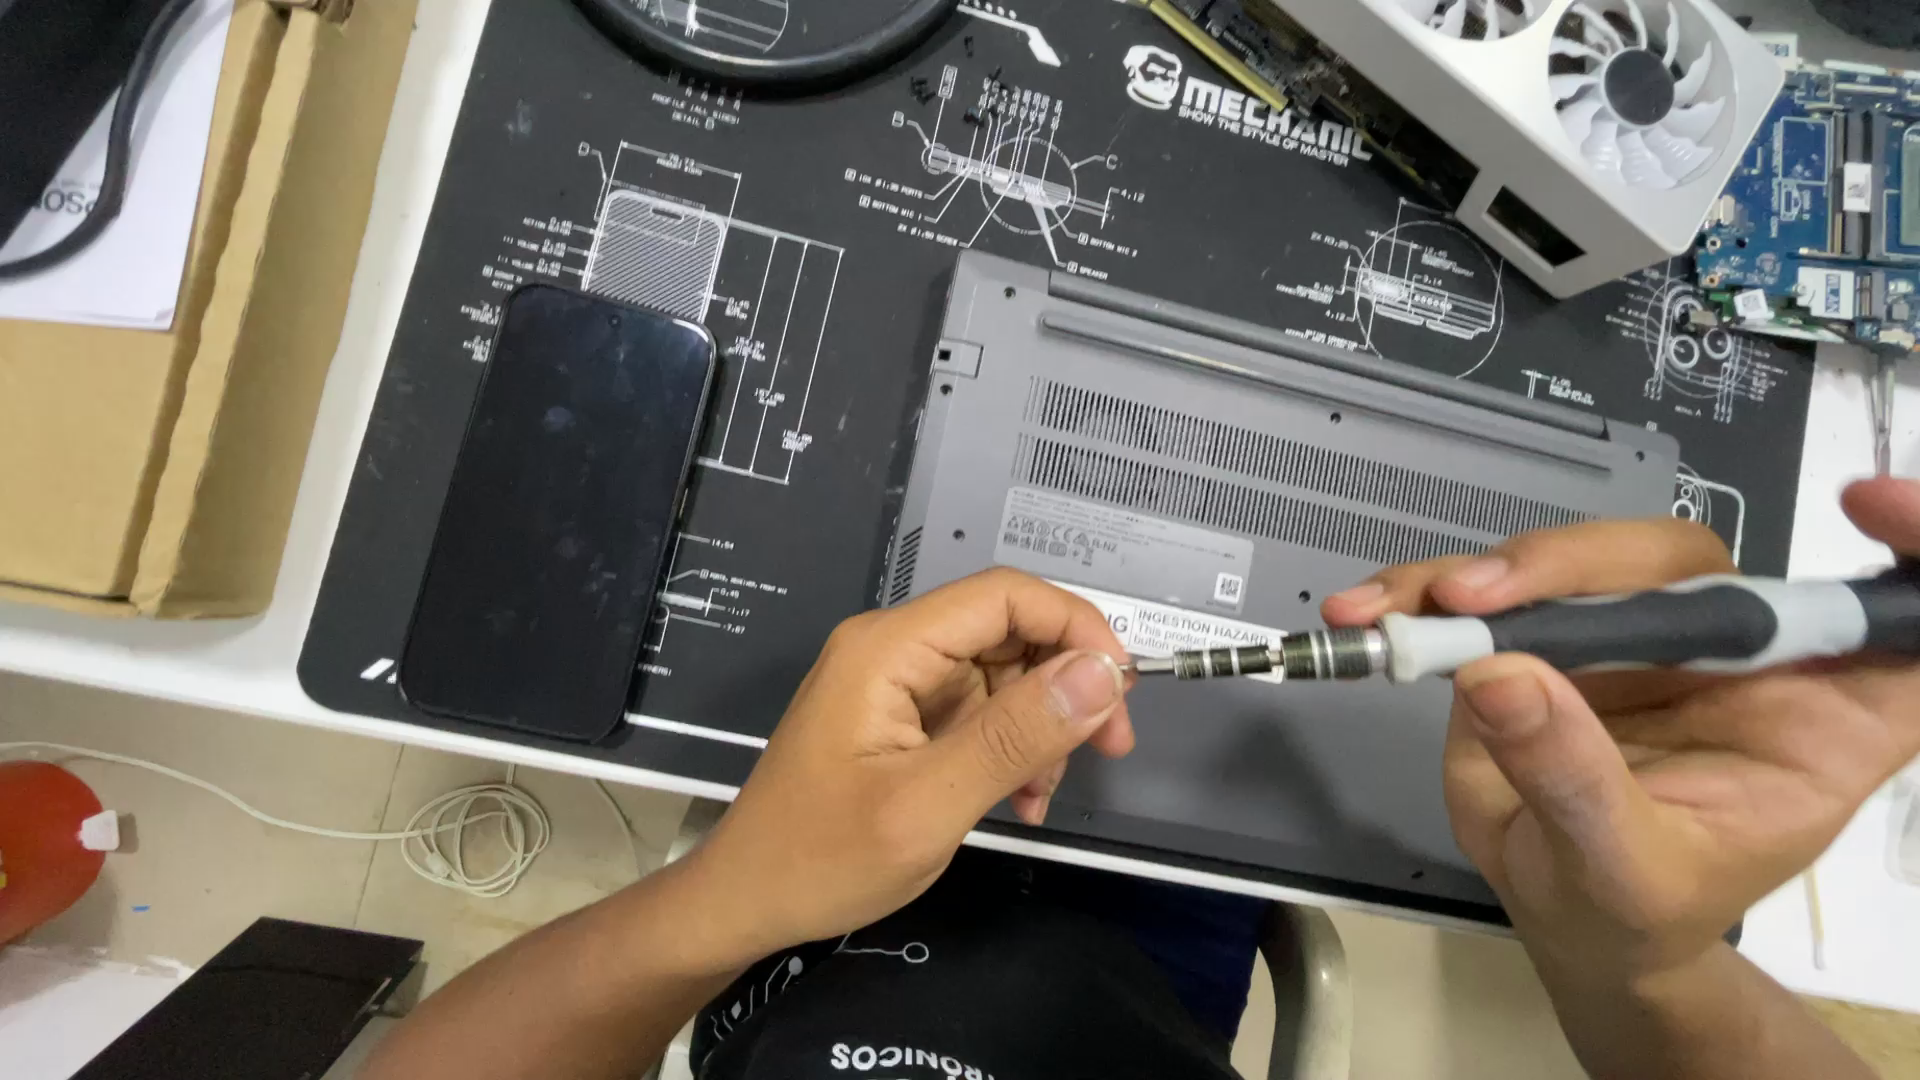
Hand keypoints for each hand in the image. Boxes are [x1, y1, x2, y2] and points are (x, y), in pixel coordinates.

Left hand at [681, 569, 1134, 965]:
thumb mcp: (928, 805)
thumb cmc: (822, 858)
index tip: (1120, 688)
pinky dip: (1011, 748)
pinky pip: (979, 710)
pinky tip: (1018, 799)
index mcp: (890, 646)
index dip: (1074, 625)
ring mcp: (899, 680)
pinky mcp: (904, 713)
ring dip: (1039, 727)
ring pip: (1002, 674)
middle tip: (1108, 747)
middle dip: (1065, 684)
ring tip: (1039, 795)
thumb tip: (1101, 673)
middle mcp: (895, 646)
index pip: (1003, 595)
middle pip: (1007, 630)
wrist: (746, 900)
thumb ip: (1015, 736)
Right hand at [1323, 477, 1919, 983]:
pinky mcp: (1524, 638)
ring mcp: (1611, 640)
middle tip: (1475, 597)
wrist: (1551, 908)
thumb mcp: (1624, 867)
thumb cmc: (1631, 910)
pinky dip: (1411, 597)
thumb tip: (1500, 677)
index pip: (1897, 612)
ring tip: (1386, 611)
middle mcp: (1712, 654)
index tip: (1862, 502)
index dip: (1914, 545)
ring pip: (1551, 566)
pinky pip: (1469, 594)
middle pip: (1668, 564)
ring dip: (1460, 576)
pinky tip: (1366, 613)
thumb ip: (1575, 776)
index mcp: (1804, 710)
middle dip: (1570, 563)